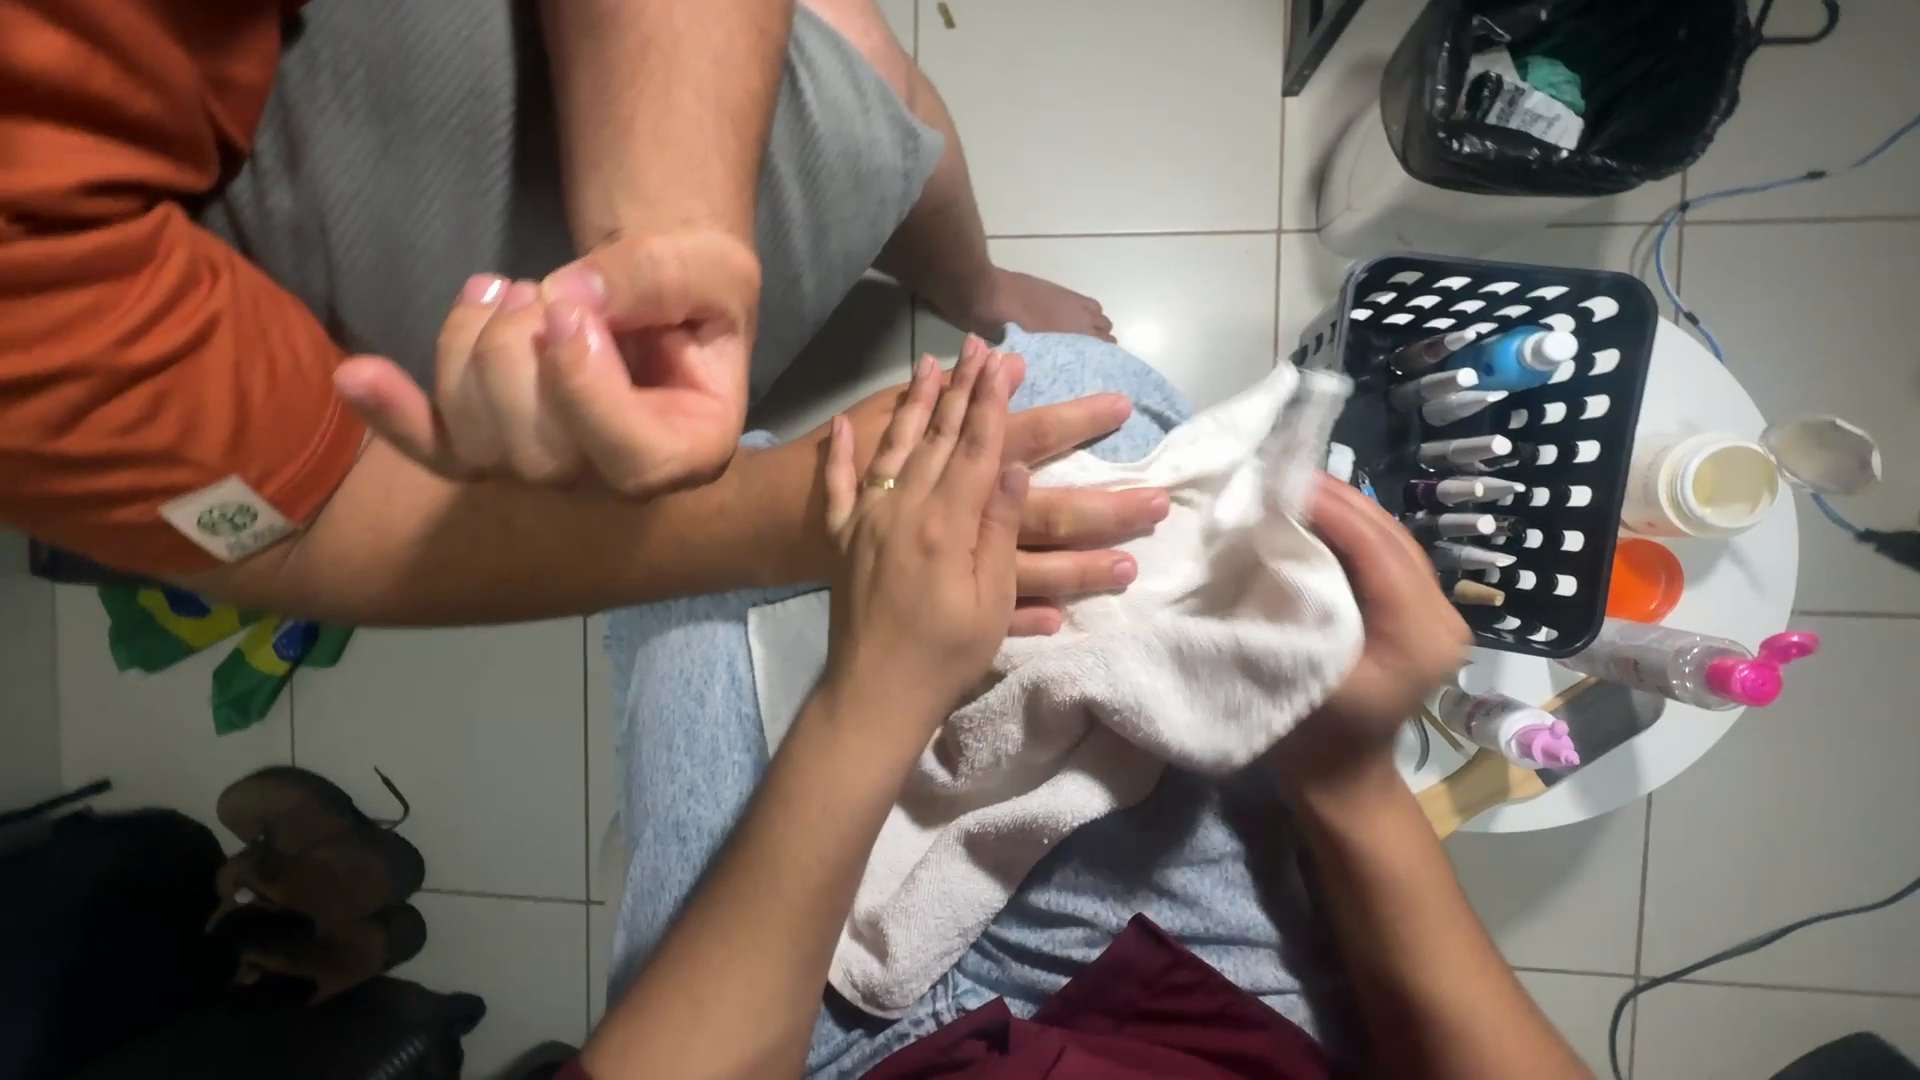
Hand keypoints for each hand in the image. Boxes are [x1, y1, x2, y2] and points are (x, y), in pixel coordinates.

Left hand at [332, 230, 758, 496]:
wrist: (664, 298)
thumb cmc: (701, 291)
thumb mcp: (713, 268)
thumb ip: (660, 279)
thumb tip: (569, 294)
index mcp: (692, 448)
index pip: (636, 461)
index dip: (585, 388)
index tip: (568, 309)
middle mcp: (622, 477)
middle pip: (544, 456)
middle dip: (518, 353)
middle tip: (540, 286)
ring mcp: (558, 469)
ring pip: (485, 446)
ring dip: (472, 349)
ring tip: (505, 289)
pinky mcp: (504, 446)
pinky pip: (443, 453)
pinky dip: (399, 416)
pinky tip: (360, 375)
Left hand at [833, 339, 1170, 635]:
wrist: (875, 692)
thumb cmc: (946, 654)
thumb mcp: (991, 600)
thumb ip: (998, 529)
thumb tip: (1010, 466)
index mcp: (947, 524)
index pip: (977, 448)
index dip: (990, 403)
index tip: (1001, 362)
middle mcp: (904, 508)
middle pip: (938, 436)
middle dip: (959, 388)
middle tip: (972, 346)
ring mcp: (868, 519)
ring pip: (893, 447)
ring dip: (912, 403)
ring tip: (927, 362)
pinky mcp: (844, 538)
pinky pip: (838, 486)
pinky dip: (840, 452)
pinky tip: (844, 422)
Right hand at [1270, 475, 1471, 791]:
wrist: (1341, 778)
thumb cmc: (1313, 733)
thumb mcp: (1299, 669)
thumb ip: (1295, 606)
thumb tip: (1270, 540)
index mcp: (1420, 633)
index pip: (1378, 548)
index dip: (1331, 509)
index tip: (1280, 483)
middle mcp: (1442, 616)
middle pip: (1390, 536)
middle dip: (1337, 499)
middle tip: (1281, 476)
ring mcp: (1436, 614)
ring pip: (1389, 541)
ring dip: (1342, 512)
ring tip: (1293, 491)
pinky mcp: (1418, 615)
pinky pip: (1384, 558)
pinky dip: (1348, 533)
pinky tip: (1312, 523)